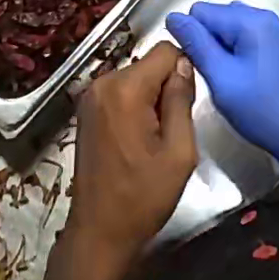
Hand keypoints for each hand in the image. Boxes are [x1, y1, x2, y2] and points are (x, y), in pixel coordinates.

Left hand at [67, 41, 198, 258]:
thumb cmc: (143, 196)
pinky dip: (134, 104)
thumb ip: (182, 101)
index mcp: (124, 88)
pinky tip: (138, 137)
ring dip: (150, 97)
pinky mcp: (86, 108)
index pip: (163, 50)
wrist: (99, 229)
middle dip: (166, 86)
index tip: (192, 97)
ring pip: (134, 77)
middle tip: (173, 127)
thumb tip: (184, 64)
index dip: (184, 67)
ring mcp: (90, 94)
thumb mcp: (179, 153)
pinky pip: (119, 91)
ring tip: (156, 136)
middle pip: (147, 64)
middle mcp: (102, 82)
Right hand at [166, 1, 278, 214]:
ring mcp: (270, 30)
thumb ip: (194, 43)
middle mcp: (261, 16)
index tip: (200, 67)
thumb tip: (172, 16)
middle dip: (205, 42)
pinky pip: (239, 37)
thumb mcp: (221, 78)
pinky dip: (232, 53)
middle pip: (212, 16)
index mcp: (249, 20)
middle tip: (215, 75)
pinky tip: (239, 78)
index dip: (191, 38)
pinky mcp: (273, 44)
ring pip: (223, 28)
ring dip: (218, 49)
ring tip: (227, 78)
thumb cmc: (262, 110)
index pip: (198, 12)